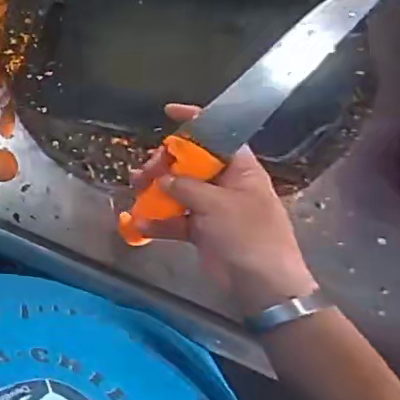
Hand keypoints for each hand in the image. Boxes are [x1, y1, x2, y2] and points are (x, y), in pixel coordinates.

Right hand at [129, 103, 316, 313]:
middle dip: (164, 163)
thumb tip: (162, 180)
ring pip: (176, 188)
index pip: (219, 136)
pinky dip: (156, 220)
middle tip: (147, 171)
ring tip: (136, 188)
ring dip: (154, 188)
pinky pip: (172, 216)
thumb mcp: (218, 205)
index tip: (169, 112)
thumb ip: (185, 186)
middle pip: (189, 162)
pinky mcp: (200, 229)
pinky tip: (140, 223)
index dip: (197, 121)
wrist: (263, 287)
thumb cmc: (250, 237)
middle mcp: (226, 185)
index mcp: (241, 172)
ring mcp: (212, 207)